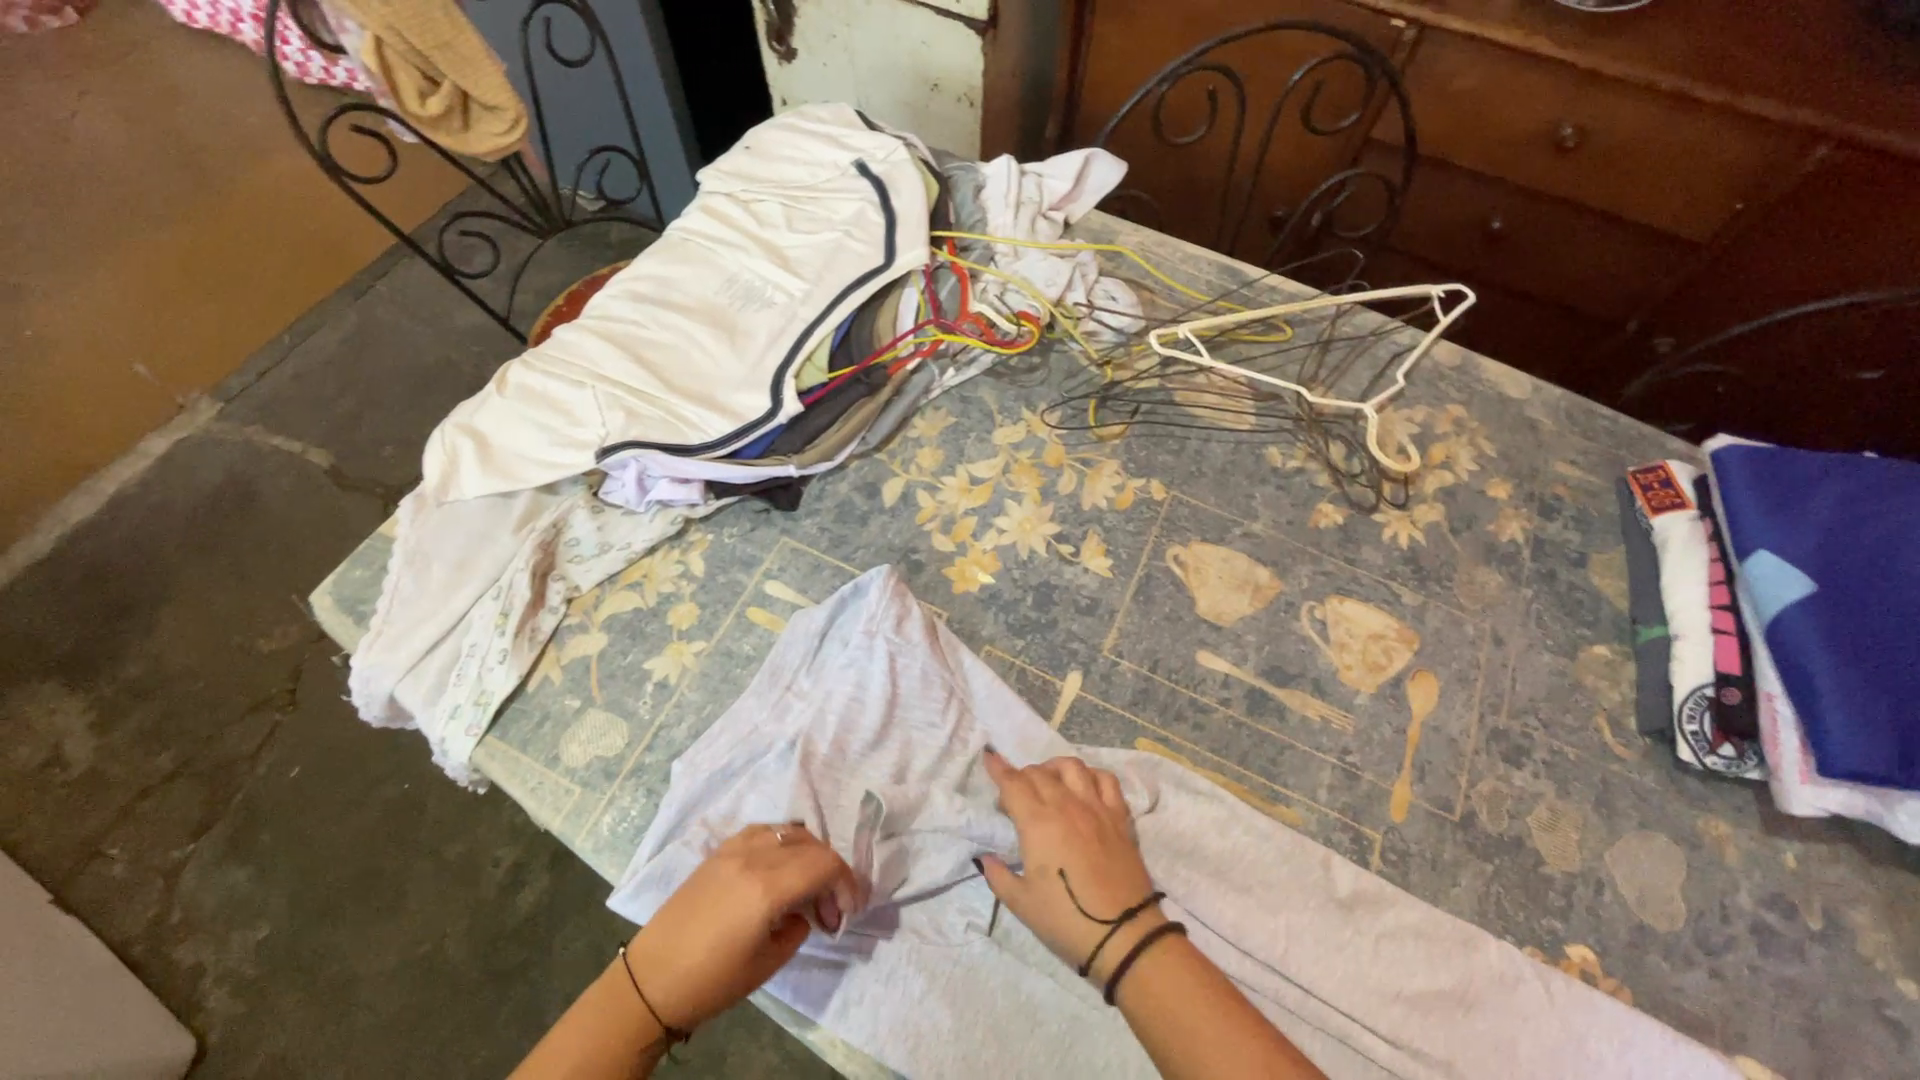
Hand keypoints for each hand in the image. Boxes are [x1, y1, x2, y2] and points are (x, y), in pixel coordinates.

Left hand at [623, 824, 865, 1030]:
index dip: (846, 884)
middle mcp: (753, 856)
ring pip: (788, 831)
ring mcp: (732, 849)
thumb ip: (798, 924)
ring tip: (807, 887)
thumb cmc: (713, 980)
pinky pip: (762, 832)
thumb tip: (809, 909)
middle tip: (829, 910)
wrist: (651, 980)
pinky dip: (782, 844)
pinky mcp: (717, 852)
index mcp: (768, 886)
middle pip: (812, 845)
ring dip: (808, 854)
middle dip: (831, 873)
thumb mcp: (769, 960)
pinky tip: (780, 870)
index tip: (848, 912)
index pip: (826, 864)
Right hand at [977, 750, 1163, 982]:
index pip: (1013, 784)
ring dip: (1054, 768)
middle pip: (1039, 773)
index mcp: (1038, 822)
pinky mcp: (1120, 817)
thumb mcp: (1021, 903)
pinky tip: (1084, 787)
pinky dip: (1091, 775)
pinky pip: (1106, 780)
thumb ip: (998, 876)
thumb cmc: (1066, 919)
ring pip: (1073, 767)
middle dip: (1021, 776)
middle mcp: (1066, 805)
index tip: (989, 757)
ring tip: (1048, 782)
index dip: (998, 769)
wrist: (1123, 934)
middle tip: (1014, 797)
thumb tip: (985, 858)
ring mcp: (1096, 808)